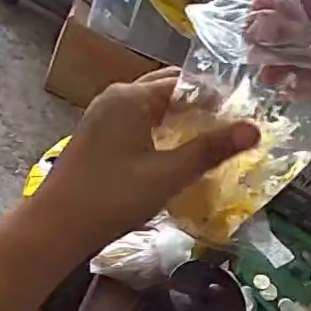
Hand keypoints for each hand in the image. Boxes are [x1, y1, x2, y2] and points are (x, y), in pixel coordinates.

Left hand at [27, 68, 258, 249]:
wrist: (56, 227)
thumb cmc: (112, 197)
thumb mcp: (167, 174)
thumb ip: (210, 150)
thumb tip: (253, 130)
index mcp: (130, 97)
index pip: (183, 82)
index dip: (215, 97)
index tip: (242, 114)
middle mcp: (114, 99)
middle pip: (165, 92)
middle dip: (198, 107)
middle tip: (229, 127)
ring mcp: (102, 119)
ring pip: (150, 110)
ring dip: (179, 122)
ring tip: (209, 141)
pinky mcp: (97, 140)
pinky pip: (136, 126)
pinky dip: (159, 135)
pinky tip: (174, 156)